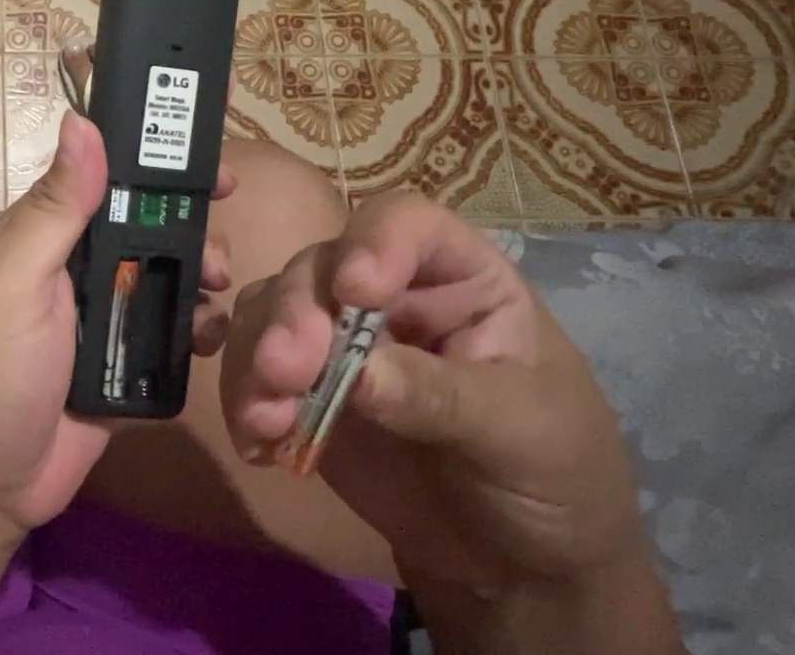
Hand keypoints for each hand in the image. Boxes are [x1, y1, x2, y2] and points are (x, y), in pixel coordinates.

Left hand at [0, 111, 233, 533]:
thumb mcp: (12, 280)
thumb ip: (51, 209)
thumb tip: (81, 121)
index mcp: (41, 238)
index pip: (99, 177)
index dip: (149, 157)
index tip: (202, 149)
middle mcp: (73, 269)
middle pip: (142, 224)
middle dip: (187, 216)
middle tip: (225, 215)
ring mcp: (101, 318)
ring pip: (164, 275)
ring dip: (199, 270)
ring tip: (218, 282)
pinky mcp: (124, 365)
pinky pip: (170, 332)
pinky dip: (197, 326)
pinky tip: (212, 332)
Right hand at [220, 192, 645, 589]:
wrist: (511, 568)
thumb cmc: (553, 481)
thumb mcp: (520, 435)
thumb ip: (439, 396)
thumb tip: (358, 372)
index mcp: (458, 281)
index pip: (408, 226)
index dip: (373, 242)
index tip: (354, 293)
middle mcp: (387, 295)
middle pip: (318, 268)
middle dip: (293, 315)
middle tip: (282, 371)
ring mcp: (335, 338)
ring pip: (270, 308)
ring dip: (256, 357)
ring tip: (264, 420)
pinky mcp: (299, 384)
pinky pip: (249, 364)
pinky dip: (241, 394)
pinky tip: (257, 441)